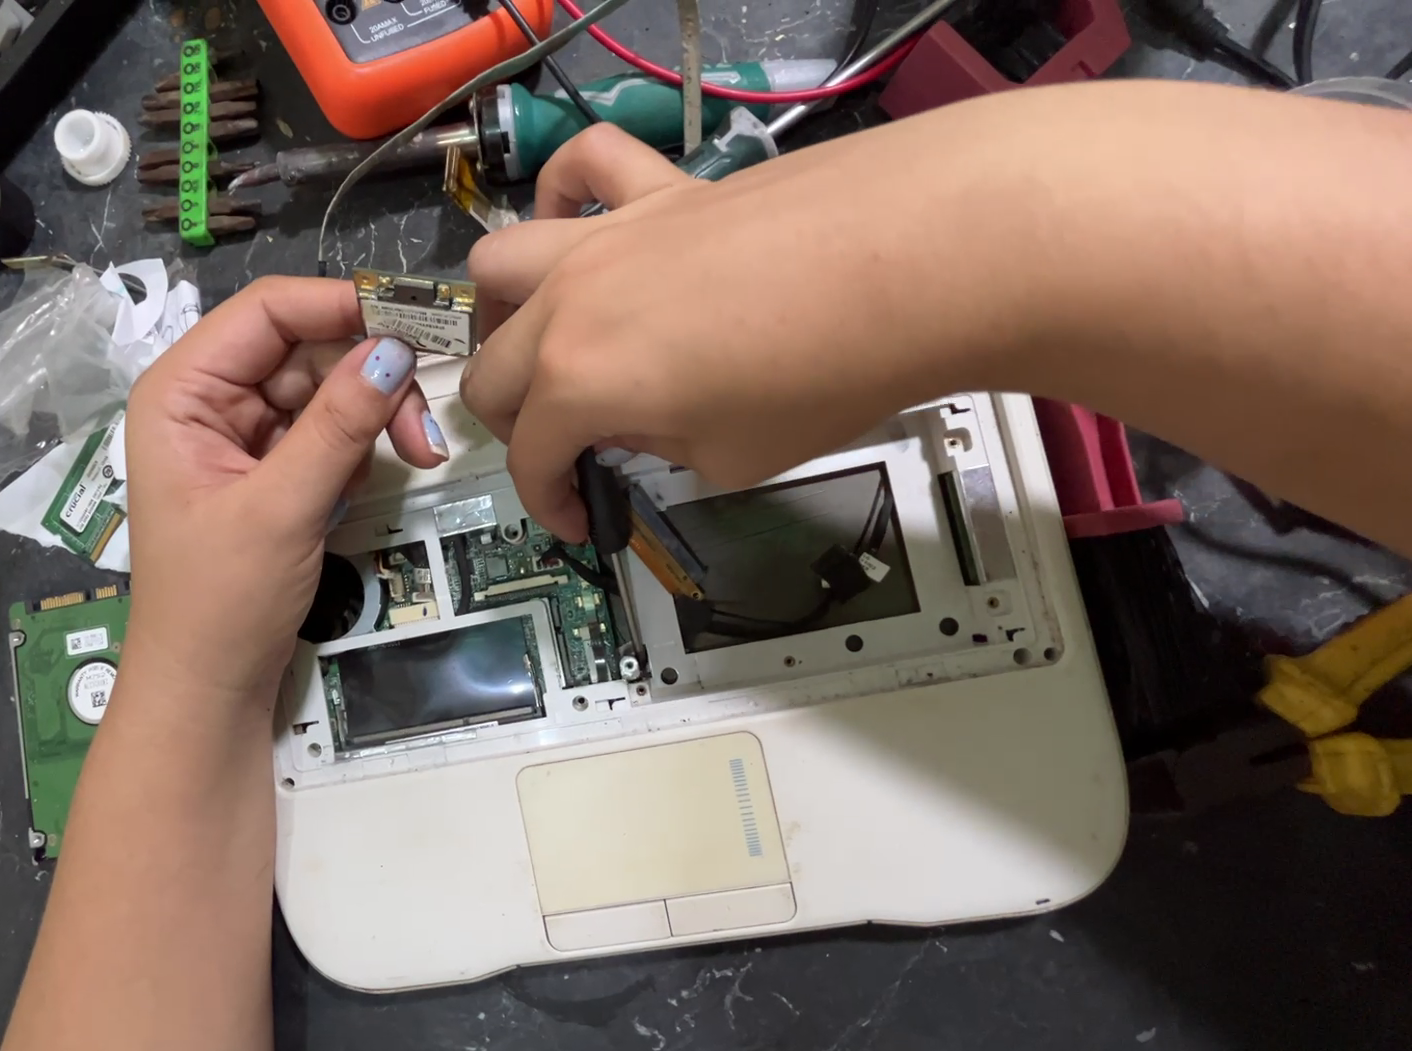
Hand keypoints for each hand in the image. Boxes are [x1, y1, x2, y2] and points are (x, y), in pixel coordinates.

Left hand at [121, 276, 444, 702]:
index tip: (412, 324)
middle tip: (425, 430)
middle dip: (370, 382)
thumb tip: (395, 352)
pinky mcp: (277, 467)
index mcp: (184, 390)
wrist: (211, 683)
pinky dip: (360, 448)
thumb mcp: (282, 507)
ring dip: (375, 419)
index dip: (338, 306)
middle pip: (308, 351)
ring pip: (328, 391)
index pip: (266, 312)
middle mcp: (214, 399)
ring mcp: (247, 435)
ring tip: (416, 459)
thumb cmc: (223, 599)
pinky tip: (366, 483)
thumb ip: (338, 426)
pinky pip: (330, 431)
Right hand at [462, 119, 1038, 541]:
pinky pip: (583, 169)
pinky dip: (565, 197)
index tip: (582, 520)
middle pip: (490, 370)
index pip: (529, 456)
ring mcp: (606, 237)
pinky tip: (582, 227)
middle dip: (513, 426)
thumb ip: (657, 443)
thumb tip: (632, 418)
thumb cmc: (825, 379)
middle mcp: (568, 304)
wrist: (921, 260)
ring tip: (538, 342)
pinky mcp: (657, 190)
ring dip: (502, 317)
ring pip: (498, 266)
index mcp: (580, 382)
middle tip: (564, 446)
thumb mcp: (728, 457)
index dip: (548, 502)